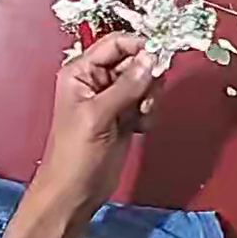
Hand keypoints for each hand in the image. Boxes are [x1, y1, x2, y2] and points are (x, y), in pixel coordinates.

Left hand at [36, 33, 157, 211]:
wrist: (75, 194)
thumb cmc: (76, 154)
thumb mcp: (98, 116)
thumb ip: (127, 85)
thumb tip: (153, 56)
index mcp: (82, 71)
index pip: (116, 43)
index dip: (140, 46)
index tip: (161, 57)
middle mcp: (98, 79)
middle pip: (135, 59)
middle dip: (147, 76)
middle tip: (147, 98)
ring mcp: (114, 97)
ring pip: (145, 79)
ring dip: (150, 96)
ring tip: (140, 116)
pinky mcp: (127, 114)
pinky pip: (148, 99)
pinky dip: (150, 111)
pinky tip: (140, 127)